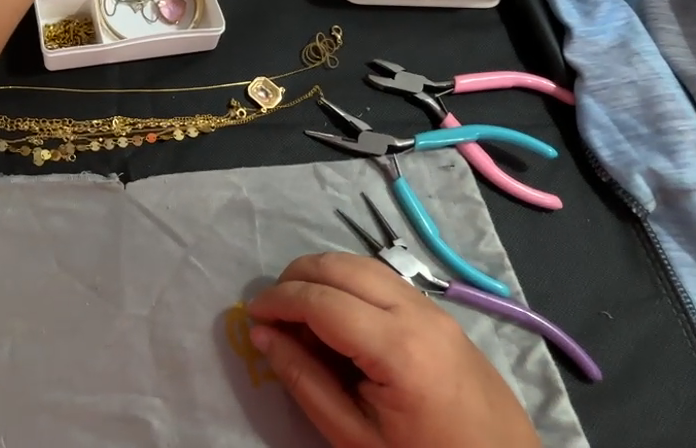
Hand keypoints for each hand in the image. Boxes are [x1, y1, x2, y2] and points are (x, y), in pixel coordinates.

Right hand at [246, 253, 537, 447]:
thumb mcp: (355, 438)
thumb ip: (305, 381)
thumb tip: (262, 335)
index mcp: (399, 349)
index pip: (319, 300)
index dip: (277, 301)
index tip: (250, 315)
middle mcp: (418, 314)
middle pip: (339, 266)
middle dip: (295, 277)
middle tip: (272, 310)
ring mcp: (436, 311)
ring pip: (361, 264)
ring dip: (322, 276)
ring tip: (301, 312)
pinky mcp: (445, 317)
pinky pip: (384, 281)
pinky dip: (350, 284)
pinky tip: (339, 318)